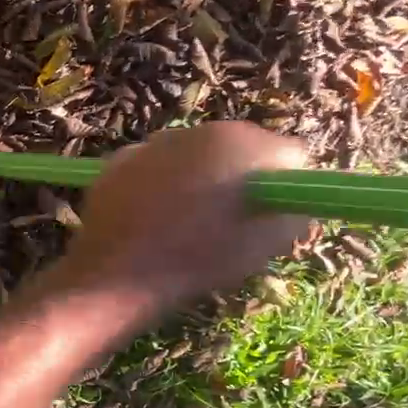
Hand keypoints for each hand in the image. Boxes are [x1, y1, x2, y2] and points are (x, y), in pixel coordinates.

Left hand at [57, 122, 310, 309]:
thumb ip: (294, 209)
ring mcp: (147, 145)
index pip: (286, 154)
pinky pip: (152, 167)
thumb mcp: (269, 241)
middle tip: (227, 215)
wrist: (116, 275)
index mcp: (240, 142)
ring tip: (185, 217)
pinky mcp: (113, 164)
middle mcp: (192, 132)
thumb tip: (291, 200)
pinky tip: (151, 214)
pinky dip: (157, 182)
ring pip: (191, 156)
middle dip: (237, 175)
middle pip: (236, 148)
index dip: (284, 184)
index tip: (268, 210)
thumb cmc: (199, 257)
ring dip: (196, 176)